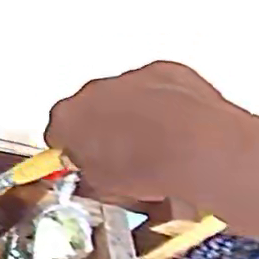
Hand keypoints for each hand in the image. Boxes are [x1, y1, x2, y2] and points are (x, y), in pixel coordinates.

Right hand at [45, 61, 258, 212]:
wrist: (200, 151)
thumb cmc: (148, 168)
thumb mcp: (103, 187)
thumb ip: (87, 175)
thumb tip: (93, 176)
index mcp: (66, 118)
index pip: (58, 134)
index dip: (73, 151)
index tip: (87, 162)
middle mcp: (90, 91)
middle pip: (89, 110)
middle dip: (101, 129)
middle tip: (122, 156)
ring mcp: (128, 79)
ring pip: (123, 96)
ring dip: (133, 115)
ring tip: (157, 145)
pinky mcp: (165, 71)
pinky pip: (158, 86)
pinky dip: (165, 102)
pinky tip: (179, 126)